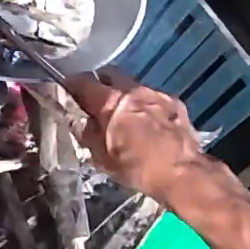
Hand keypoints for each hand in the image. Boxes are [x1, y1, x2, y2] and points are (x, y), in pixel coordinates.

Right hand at [64, 68, 226, 206]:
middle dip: (98, 83)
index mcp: (109, 101)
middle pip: (108, 74)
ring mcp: (156, 94)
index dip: (70, 85)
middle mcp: (132, 90)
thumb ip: (85, 131)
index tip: (66, 92)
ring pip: (132, 85)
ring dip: (123, 95)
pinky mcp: (175, 102)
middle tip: (94, 101)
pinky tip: (149, 124)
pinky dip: (145, 106)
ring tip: (124, 115)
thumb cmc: (137, 168)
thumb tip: (74, 117)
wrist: (183, 174)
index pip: (82, 81)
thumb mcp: (100, 156)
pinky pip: (152, 97)